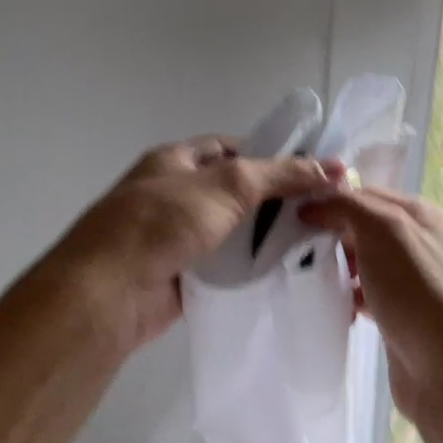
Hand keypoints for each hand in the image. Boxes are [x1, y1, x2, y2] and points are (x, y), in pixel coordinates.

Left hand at [49, 136, 342, 348]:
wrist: (108, 294)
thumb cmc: (163, 223)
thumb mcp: (230, 185)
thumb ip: (282, 175)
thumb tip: (335, 167)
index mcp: (175, 161)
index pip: (230, 148)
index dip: (269, 155)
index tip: (309, 171)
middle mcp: (174, 195)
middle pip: (235, 192)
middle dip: (273, 201)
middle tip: (321, 208)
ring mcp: (175, 238)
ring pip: (232, 232)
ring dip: (263, 237)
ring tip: (313, 240)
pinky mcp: (180, 276)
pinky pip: (224, 268)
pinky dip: (248, 269)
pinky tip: (283, 272)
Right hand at [299, 188, 442, 425]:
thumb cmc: (417, 289)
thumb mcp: (384, 230)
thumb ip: (351, 207)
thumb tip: (317, 204)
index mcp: (419, 214)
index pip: (366, 194)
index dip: (330, 201)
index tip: (292, 214)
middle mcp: (418, 242)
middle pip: (363, 227)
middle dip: (331, 234)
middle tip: (292, 247)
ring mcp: (410, 280)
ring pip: (363, 263)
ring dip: (337, 268)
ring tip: (306, 277)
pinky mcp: (400, 315)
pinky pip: (365, 295)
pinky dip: (347, 298)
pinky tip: (330, 307)